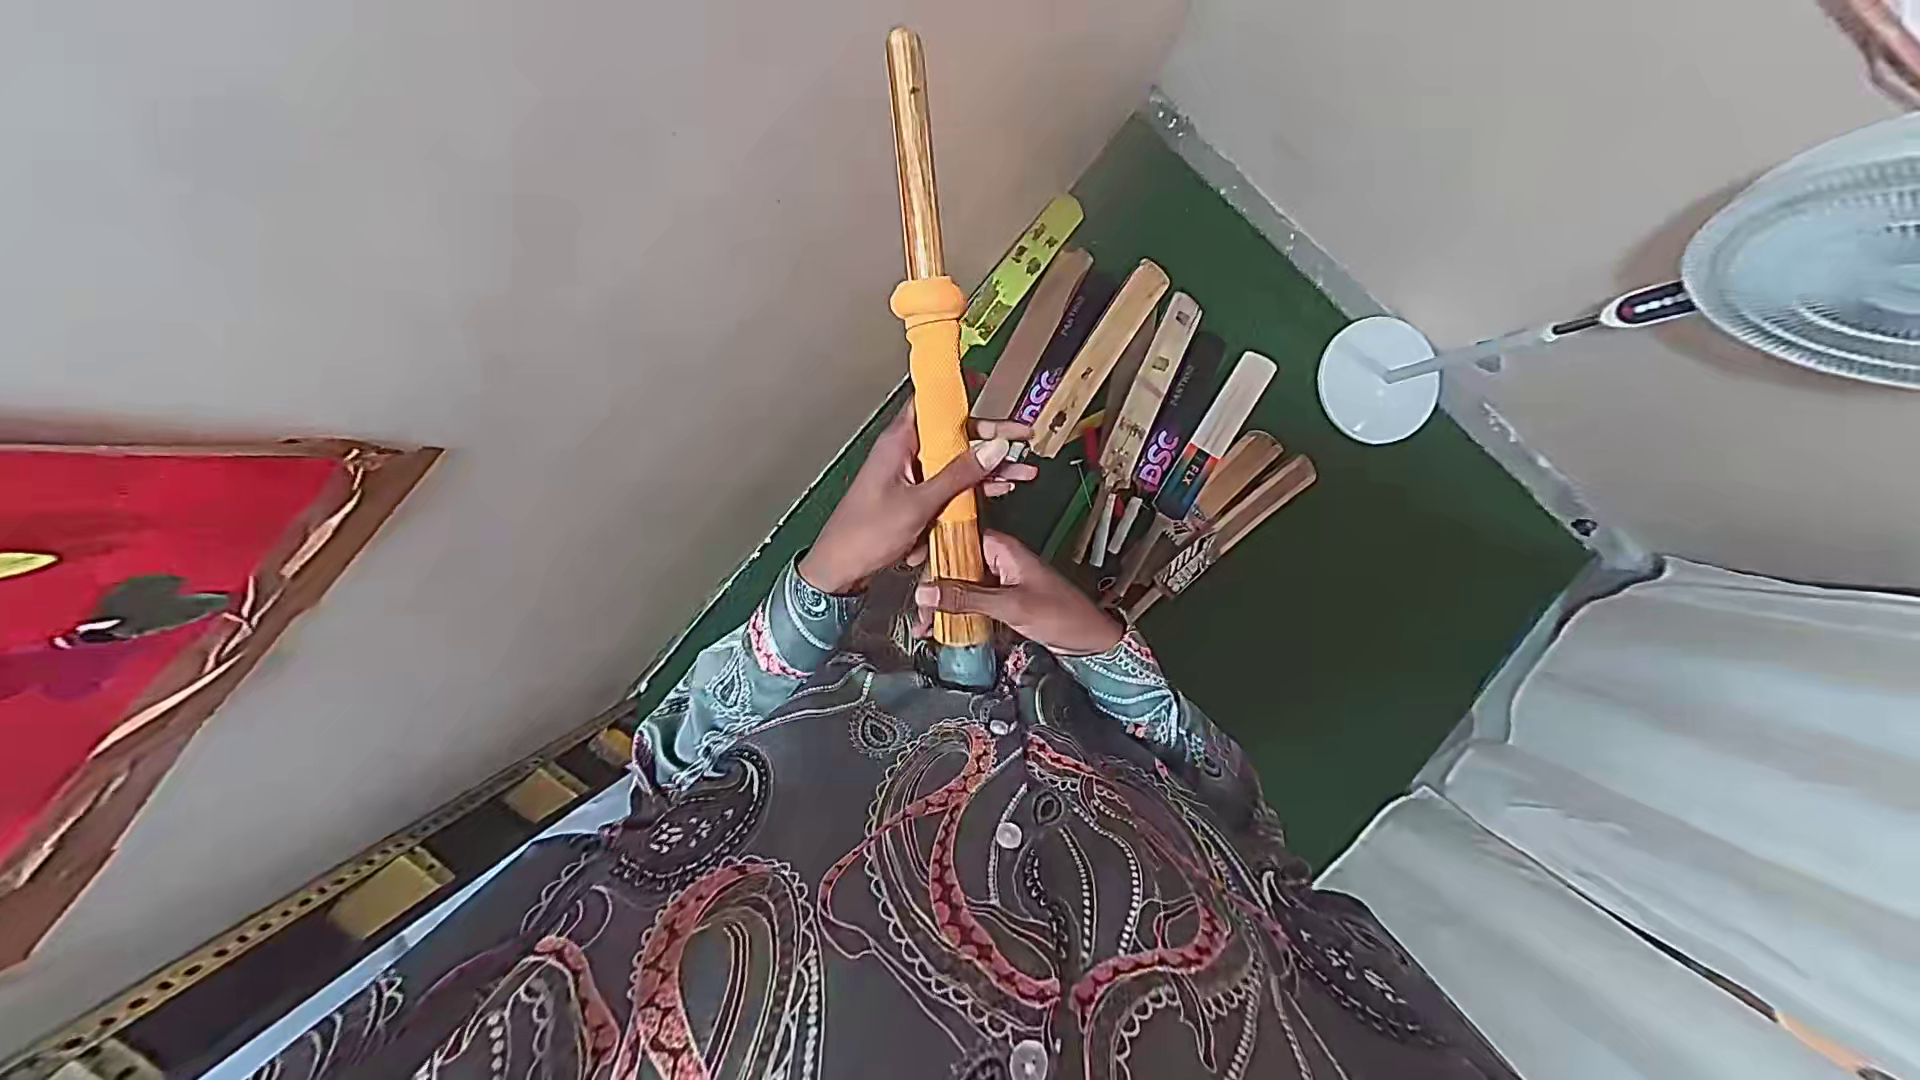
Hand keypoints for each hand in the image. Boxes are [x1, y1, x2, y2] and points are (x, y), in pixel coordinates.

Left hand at [798, 400, 1036, 594]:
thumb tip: (996, 447)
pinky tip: (999, 490)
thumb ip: (959, 475)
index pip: (931, 403)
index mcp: (900, 442)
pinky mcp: (916, 498)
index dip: (958, 392)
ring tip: (1025, 473)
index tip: (986, 383)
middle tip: (1025, 439)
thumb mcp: (919, 503)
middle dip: (991, 439)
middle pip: (954, 435)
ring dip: (989, 468)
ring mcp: (912, 476)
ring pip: (957, 463)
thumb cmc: (868, 533)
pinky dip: (973, 488)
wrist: (840, 569)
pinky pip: (950, 486)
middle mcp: (907, 453)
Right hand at [915, 531, 1123, 655]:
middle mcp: (997, 558)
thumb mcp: (1010, 606)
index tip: (911, 573)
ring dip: (942, 604)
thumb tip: (924, 592)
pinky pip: (971, 600)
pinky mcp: (1001, 598)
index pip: (957, 538)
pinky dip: (956, 613)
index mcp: (1002, 548)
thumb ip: (967, 598)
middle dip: (934, 588)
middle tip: (920, 613)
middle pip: (954, 564)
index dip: (932, 552)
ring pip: (960, 584)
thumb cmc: (1059, 614)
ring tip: (924, 627)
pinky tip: (941, 629)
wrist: (1091, 639)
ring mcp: (999, 579)